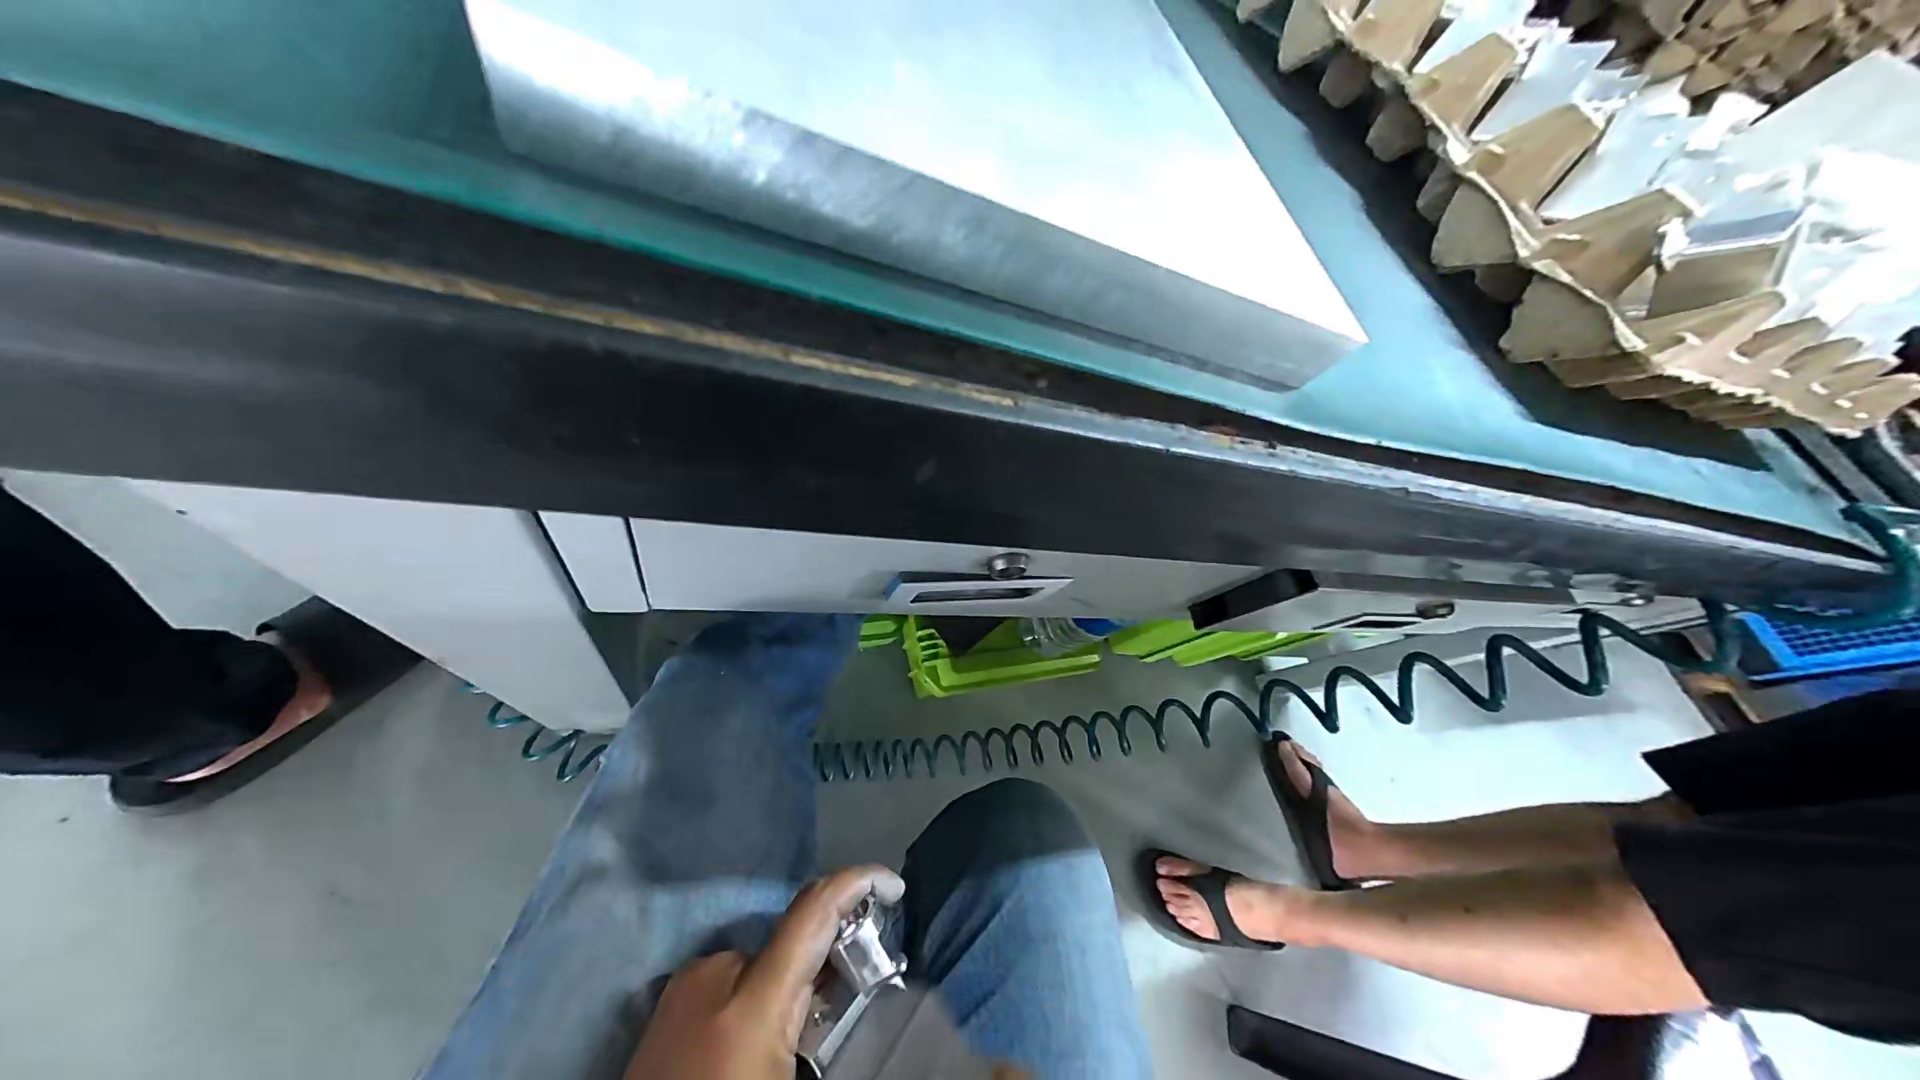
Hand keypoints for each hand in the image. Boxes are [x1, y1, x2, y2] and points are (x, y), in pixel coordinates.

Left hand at [624, 865, 905, 1079]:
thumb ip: (821, 1032)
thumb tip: (847, 998)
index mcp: (751, 1001)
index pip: (812, 913)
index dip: (857, 882)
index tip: (893, 886)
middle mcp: (715, 974)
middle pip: (790, 940)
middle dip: (826, 960)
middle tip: (848, 1000)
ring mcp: (684, 986)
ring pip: (760, 965)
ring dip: (787, 987)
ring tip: (796, 1038)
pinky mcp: (662, 1005)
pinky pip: (728, 982)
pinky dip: (754, 998)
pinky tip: (755, 1042)